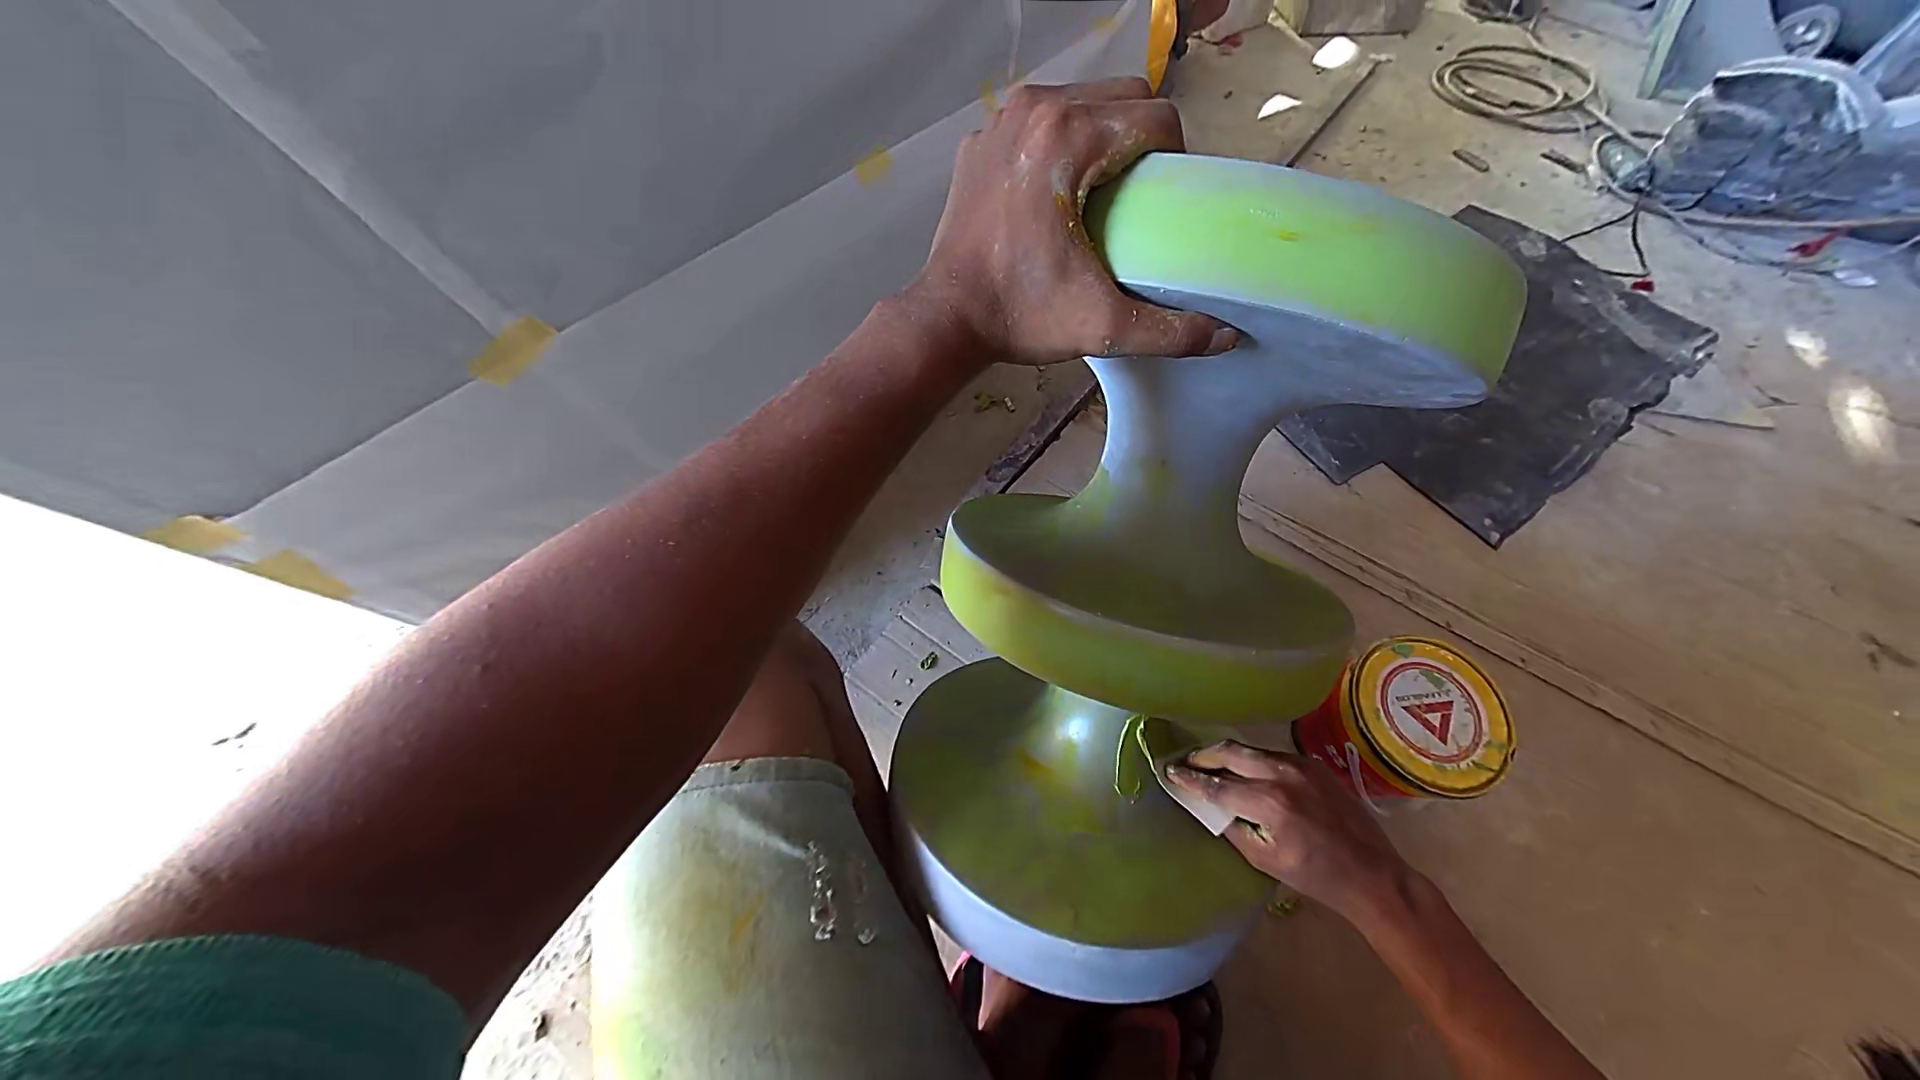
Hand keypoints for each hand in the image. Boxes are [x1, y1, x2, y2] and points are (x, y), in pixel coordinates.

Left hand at [905, 78, 1240, 367]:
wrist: (948, 320)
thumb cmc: (1018, 317)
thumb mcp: (1102, 326)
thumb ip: (1170, 331)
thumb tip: (1226, 337)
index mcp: (1067, 136)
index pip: (1156, 118)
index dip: (1175, 158)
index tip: (1166, 201)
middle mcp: (1033, 111)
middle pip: (1121, 99)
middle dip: (1142, 142)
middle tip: (1139, 199)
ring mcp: (1000, 124)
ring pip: (1081, 103)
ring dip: (1102, 138)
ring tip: (1102, 195)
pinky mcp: (980, 145)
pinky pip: (1038, 125)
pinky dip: (1057, 147)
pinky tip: (1056, 194)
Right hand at [1166, 741, 1412, 923]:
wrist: (1372, 874)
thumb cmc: (1315, 876)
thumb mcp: (1263, 859)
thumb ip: (1232, 826)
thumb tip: (1207, 805)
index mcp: (1268, 802)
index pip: (1216, 785)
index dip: (1189, 778)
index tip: (1169, 771)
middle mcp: (1282, 775)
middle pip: (1229, 753)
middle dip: (1203, 756)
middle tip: (1185, 760)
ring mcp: (1300, 765)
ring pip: (1250, 750)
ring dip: (1226, 755)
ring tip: (1209, 762)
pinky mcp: (1313, 764)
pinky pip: (1272, 755)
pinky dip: (1251, 759)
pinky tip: (1245, 769)